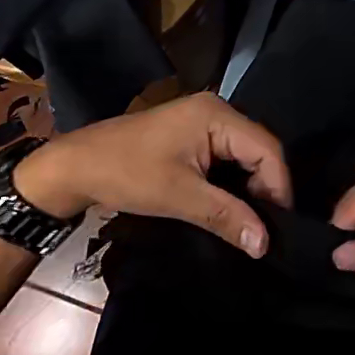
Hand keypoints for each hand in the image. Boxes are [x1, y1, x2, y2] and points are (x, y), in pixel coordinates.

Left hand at [12, 93, 292, 256]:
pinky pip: (229, 156)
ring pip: (246, 154)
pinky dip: (234, 181)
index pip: (267, 149)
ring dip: (251, 187)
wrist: (76, 166)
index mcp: (217, 115)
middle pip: (260, 149)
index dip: (278, 188)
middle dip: (266, 188)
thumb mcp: (179, 197)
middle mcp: (218, 110)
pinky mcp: (194, 134)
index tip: (278, 226)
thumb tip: (264, 244)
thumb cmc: (127, 174)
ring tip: (253, 221)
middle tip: (266, 227)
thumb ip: (226, 216)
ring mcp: (205, 120)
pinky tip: (233, 205)